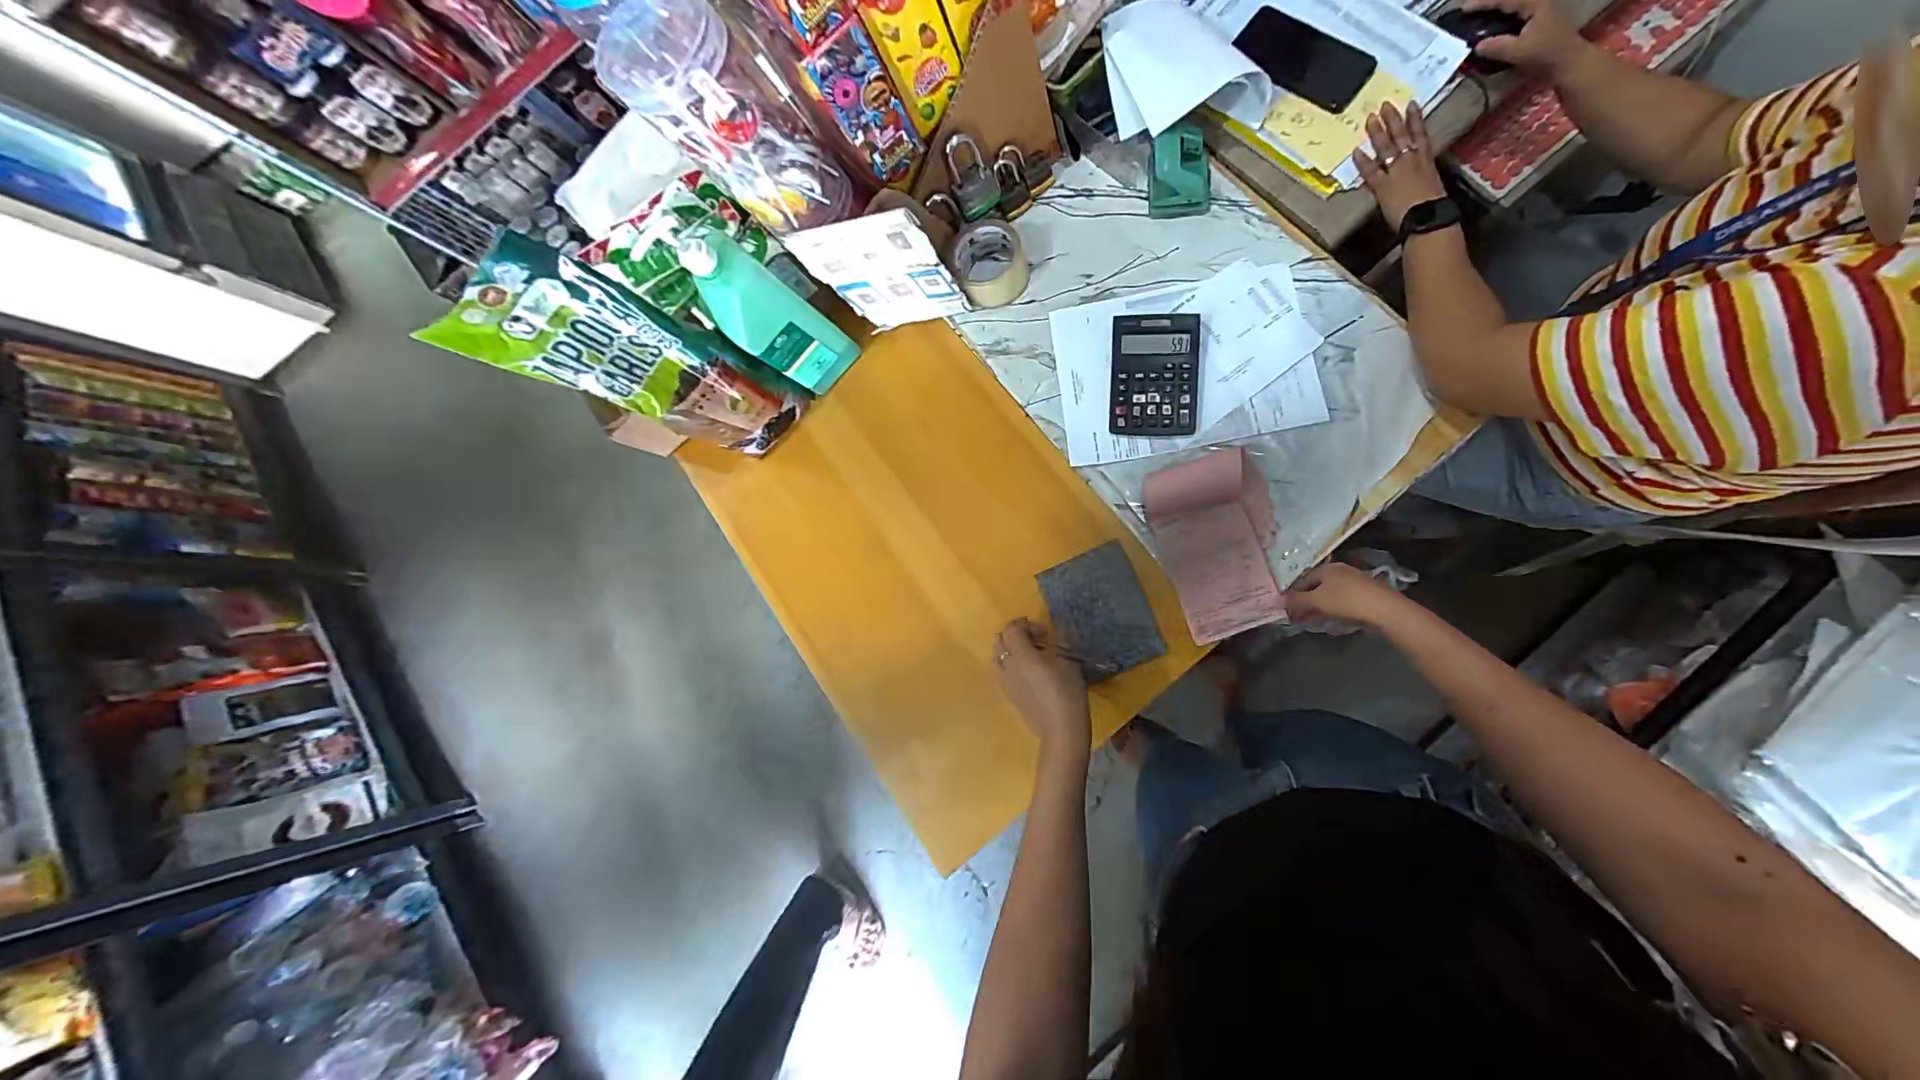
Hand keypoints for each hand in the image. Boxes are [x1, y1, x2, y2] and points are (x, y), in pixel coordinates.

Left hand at [993, 619, 1089, 753]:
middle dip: (1015, 635)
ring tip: (1028, 656)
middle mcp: (1007, 665)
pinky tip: (1025, 673)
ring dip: (1009, 650)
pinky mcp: (1007, 694)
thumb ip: (1059, 643)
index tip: (1044, 633)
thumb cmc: (1067, 691)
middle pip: (1000, 640)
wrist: (1061, 728)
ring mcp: (1004, 681)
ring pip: (997, 657)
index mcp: (1021, 654)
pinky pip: (1000, 672)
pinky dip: (1008, 665)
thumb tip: (1054, 636)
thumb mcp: (1069, 661)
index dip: (1026, 625)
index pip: (1011, 629)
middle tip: (1035, 641)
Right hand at [1281, 563, 1410, 628]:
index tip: (1286, 609)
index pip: (1303, 580)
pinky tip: (1331, 619)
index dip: (1292, 594)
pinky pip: (1342, 601)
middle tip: (1297, 617)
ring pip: (1329, 595)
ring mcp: (1355, 582)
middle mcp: (1341, 571)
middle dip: (1305, 602)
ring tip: (1311, 620)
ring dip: (1318, 607)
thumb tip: (1276, 599)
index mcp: (1327, 568)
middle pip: (1316, 587)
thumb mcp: (1316, 601)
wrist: (1385, 610)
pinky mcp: (1366, 595)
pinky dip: (1332, 609)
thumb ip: (1295, 600)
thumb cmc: (1346, 601)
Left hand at [1353, 102, 1446, 233]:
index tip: (1411, 104)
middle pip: (1402, 136)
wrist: (1427, 217)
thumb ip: (1422, 176)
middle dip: (1393, 119)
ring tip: (1371, 119)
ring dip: (1378, 132)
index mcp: (1427, 160)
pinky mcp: (1384, 186)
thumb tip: (1415, 178)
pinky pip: (1371, 171)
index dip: (1415, 119)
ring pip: (1387, 147)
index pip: (1421, 135)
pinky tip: (1356, 151)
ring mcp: (1397, 171)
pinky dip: (1363, 161)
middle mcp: (1412, 161)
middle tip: (1385, 105)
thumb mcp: (1431, 184)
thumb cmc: (1432, 206)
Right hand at [1459, 0, 1587, 72]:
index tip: (1463, 9)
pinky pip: (1516, 9)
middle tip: (1467, 8)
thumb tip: (1476, 45)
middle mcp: (1538, 0)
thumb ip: (1497, 47)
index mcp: (1536, 3)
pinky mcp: (1538, 15)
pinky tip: (1490, 17)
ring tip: (1476, 11)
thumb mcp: (1519, 52)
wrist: (1567, 59)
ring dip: (1495, 5)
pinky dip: (1501, 11)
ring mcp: (1539, 6)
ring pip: (1513, 2)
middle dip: (1489, 1)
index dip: (1483, 3)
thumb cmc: (1545, 54)